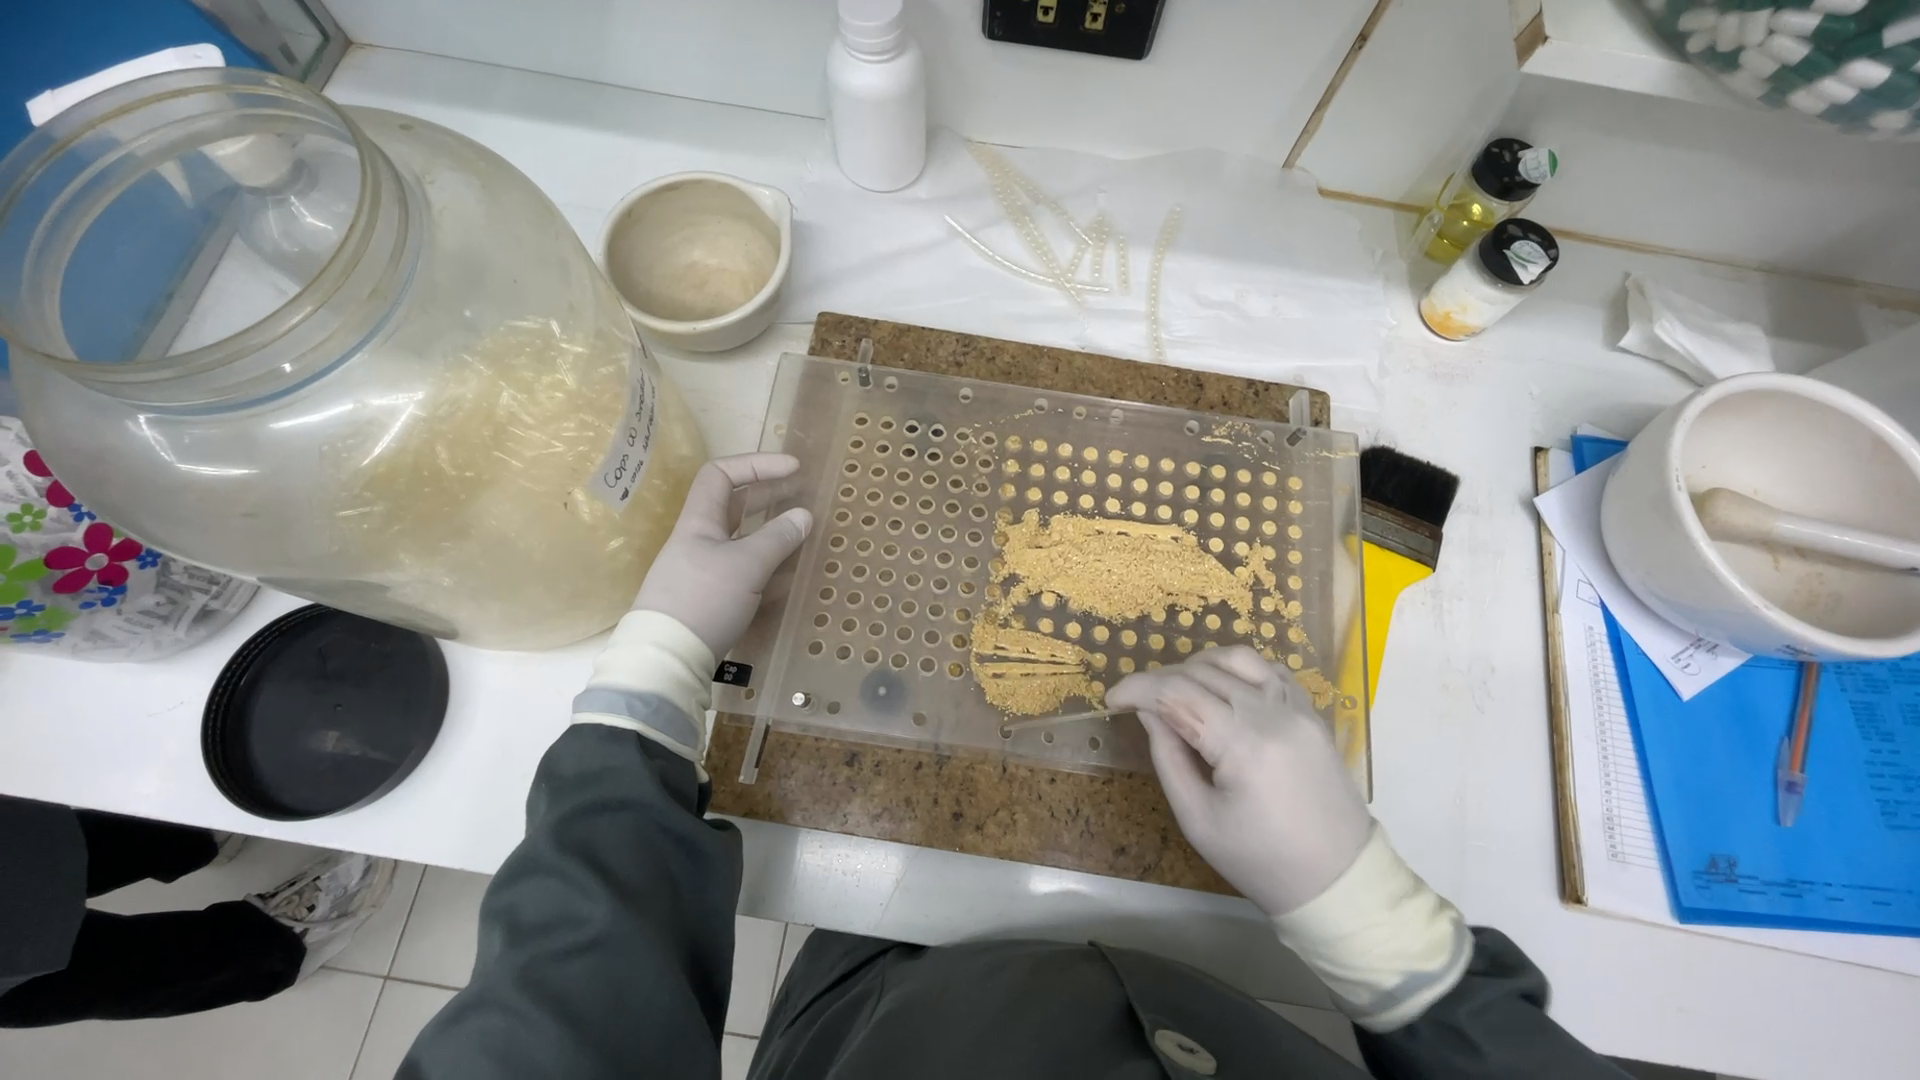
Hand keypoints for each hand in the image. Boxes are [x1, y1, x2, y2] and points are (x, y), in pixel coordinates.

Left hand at [632, 453, 811, 659]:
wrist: (666, 658)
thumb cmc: (703, 600)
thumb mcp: (746, 566)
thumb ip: (777, 539)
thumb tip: (804, 515)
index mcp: (699, 522)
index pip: (722, 474)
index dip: (757, 464)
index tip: (793, 468)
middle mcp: (698, 540)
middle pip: (733, 505)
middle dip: (769, 494)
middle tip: (802, 494)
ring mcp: (702, 569)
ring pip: (740, 538)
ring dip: (769, 529)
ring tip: (800, 530)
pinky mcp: (708, 597)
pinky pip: (741, 567)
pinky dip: (765, 562)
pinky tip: (786, 572)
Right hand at [1107, 645, 1371, 917]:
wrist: (1338, 881)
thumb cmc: (1260, 861)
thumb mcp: (1198, 819)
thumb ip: (1168, 757)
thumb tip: (1149, 712)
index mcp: (1243, 744)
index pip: (1177, 693)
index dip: (1138, 689)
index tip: (1112, 699)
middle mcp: (1273, 713)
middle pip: (1202, 672)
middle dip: (1160, 679)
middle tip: (1136, 701)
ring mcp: (1298, 708)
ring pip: (1236, 659)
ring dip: (1196, 666)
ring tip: (1175, 690)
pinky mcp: (1311, 713)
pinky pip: (1268, 669)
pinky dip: (1236, 668)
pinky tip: (1219, 688)